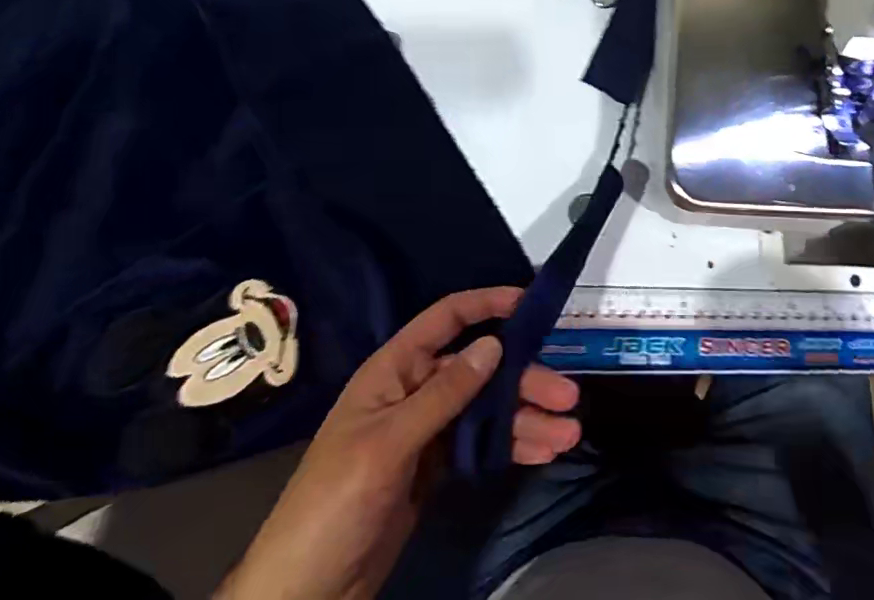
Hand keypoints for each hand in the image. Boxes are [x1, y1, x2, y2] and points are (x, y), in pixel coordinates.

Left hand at [217, 287, 581, 599]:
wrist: (306, 591)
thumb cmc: (336, 502)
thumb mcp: (389, 444)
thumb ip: (444, 394)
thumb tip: (493, 344)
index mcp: (394, 370)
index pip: (445, 320)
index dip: (487, 304)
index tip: (531, 303)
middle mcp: (415, 391)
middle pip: (480, 370)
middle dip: (524, 381)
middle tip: (568, 398)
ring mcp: (428, 430)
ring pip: (488, 409)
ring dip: (527, 418)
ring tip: (568, 434)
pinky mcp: (437, 466)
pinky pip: (483, 443)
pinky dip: (513, 445)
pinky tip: (543, 452)